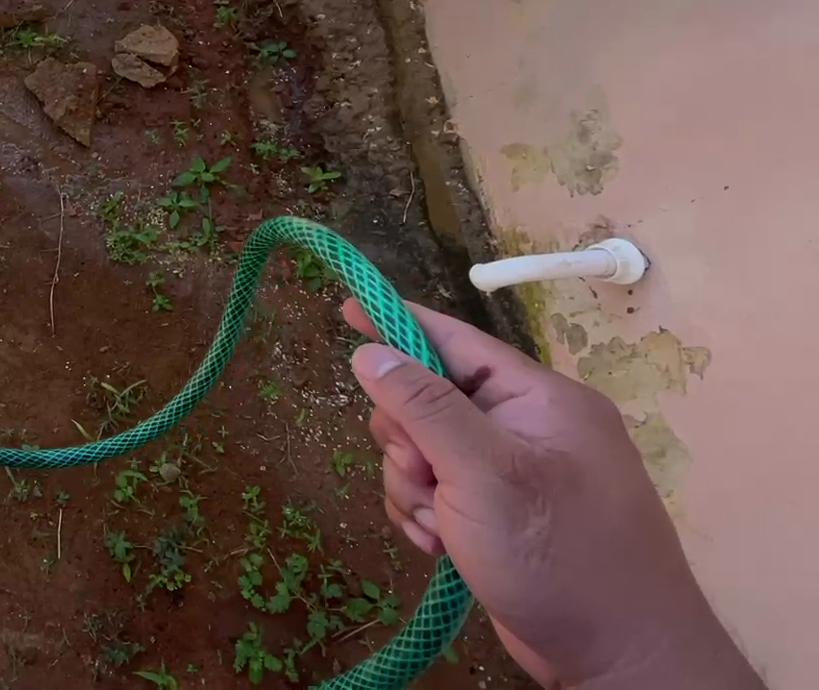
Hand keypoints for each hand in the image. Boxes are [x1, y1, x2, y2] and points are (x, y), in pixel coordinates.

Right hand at [343, 298, 756, 688]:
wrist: (619, 664)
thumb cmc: (560, 556)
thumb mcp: (485, 473)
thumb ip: (423, 406)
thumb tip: (368, 352)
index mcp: (537, 400)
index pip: (452, 340)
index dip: (396, 324)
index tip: (344, 308)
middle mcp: (522, 425)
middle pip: (420, 397)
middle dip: (406, 441)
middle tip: (425, 476)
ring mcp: (506, 468)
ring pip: (415, 446)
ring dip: (411, 484)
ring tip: (442, 525)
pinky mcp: (490, 506)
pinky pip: (425, 485)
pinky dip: (422, 512)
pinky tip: (442, 545)